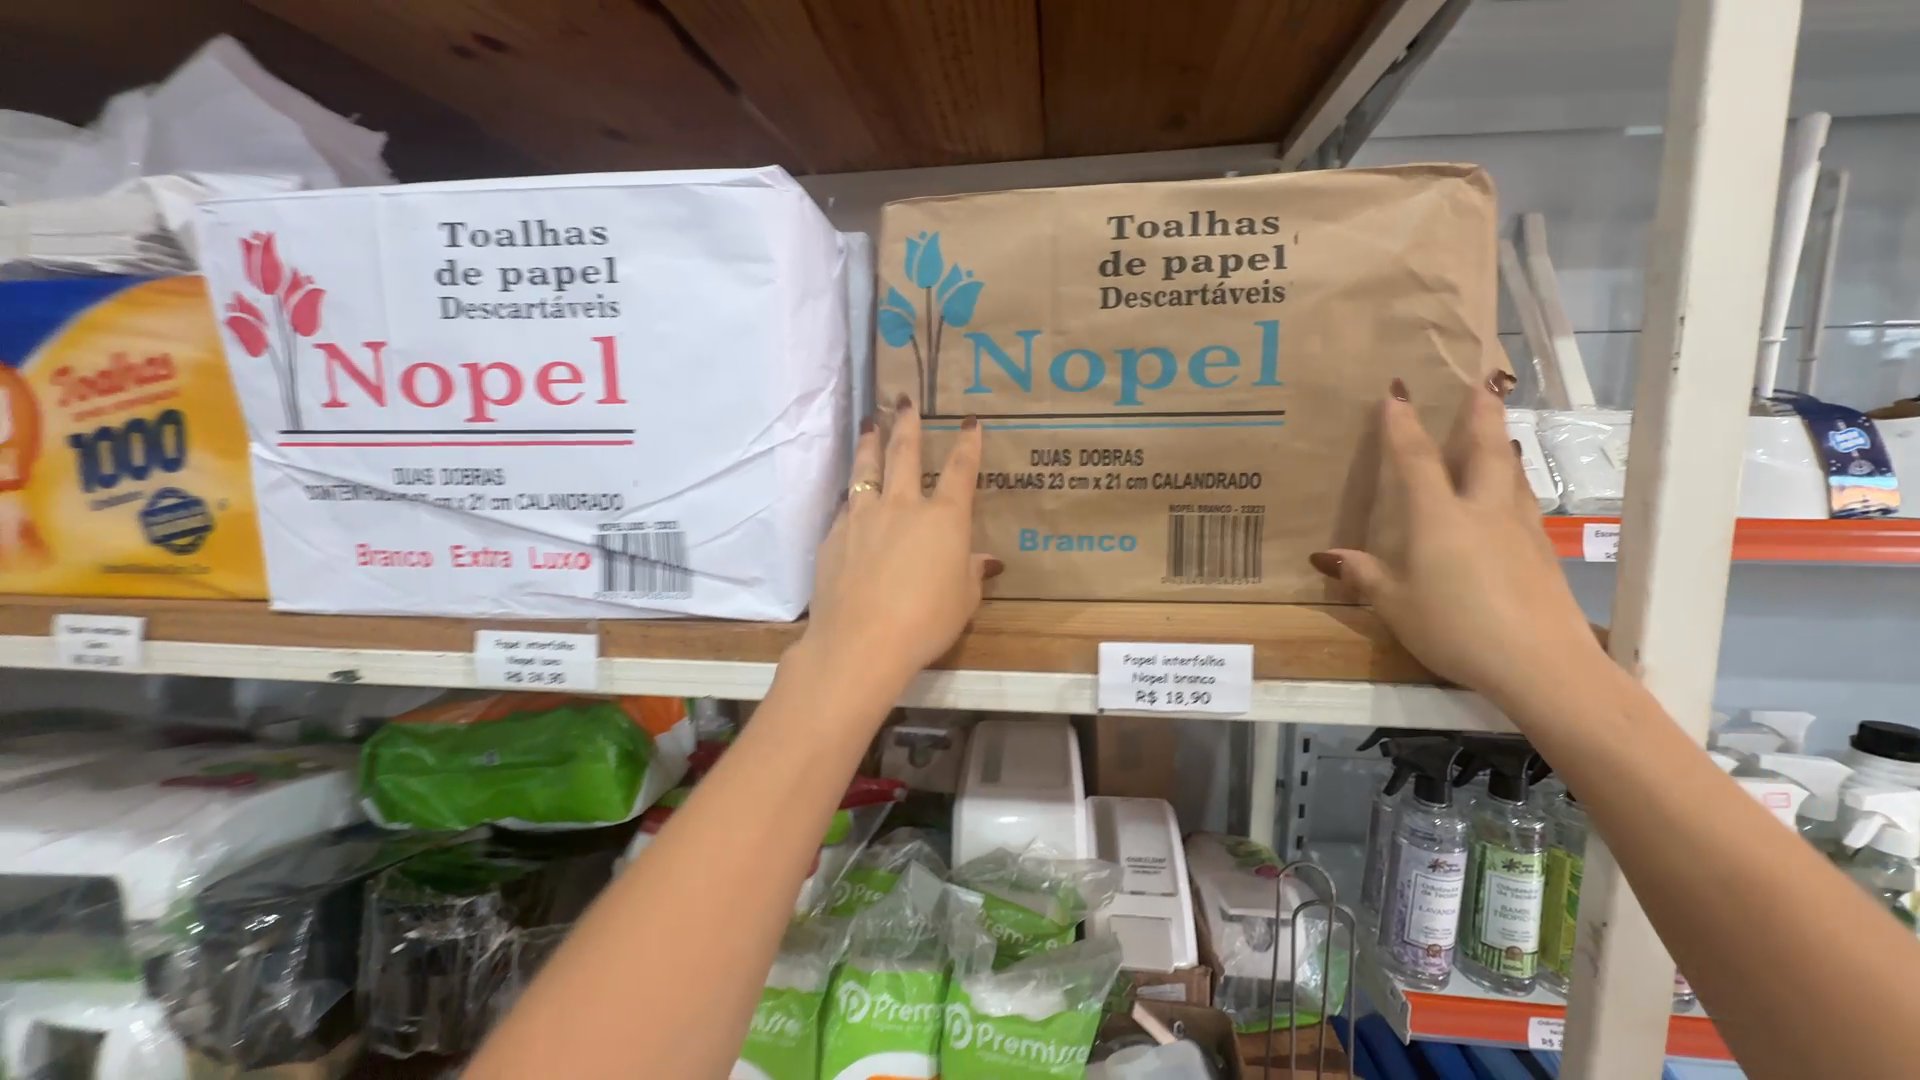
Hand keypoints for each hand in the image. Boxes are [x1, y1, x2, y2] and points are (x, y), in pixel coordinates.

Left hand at [799, 395, 999, 700]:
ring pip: (866, 470)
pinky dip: (852, 495)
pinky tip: (850, 494)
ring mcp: (863, 517)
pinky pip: (846, 506)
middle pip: (905, 453)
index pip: (960, 471)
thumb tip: (985, 560)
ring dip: (870, 443)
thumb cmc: (926, 621)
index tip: (969, 423)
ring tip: (869, 423)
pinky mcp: (834, 536)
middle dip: (908, 424)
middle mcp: (902, 506)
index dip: (967, 445)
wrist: (861, 641)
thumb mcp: (963, 600)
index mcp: (944, 518)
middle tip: (904, 400)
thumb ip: (971, 573)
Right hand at [1311, 379, 1606, 708]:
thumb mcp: (1396, 606)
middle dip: (1480, 412)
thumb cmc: (1456, 629)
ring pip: (1512, 473)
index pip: (1417, 460)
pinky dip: (1514, 484)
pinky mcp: (1543, 552)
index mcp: (1439, 519)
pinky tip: (1512, 495)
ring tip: (1499, 430)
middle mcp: (1483, 511)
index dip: (1403, 425)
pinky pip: (1524, 502)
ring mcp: (1520, 529)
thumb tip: (1328, 557)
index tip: (1398, 391)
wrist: (1542, 662)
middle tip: (1484, 381)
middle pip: (1485, 449)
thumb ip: (1366, 576)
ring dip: (1503, 444)